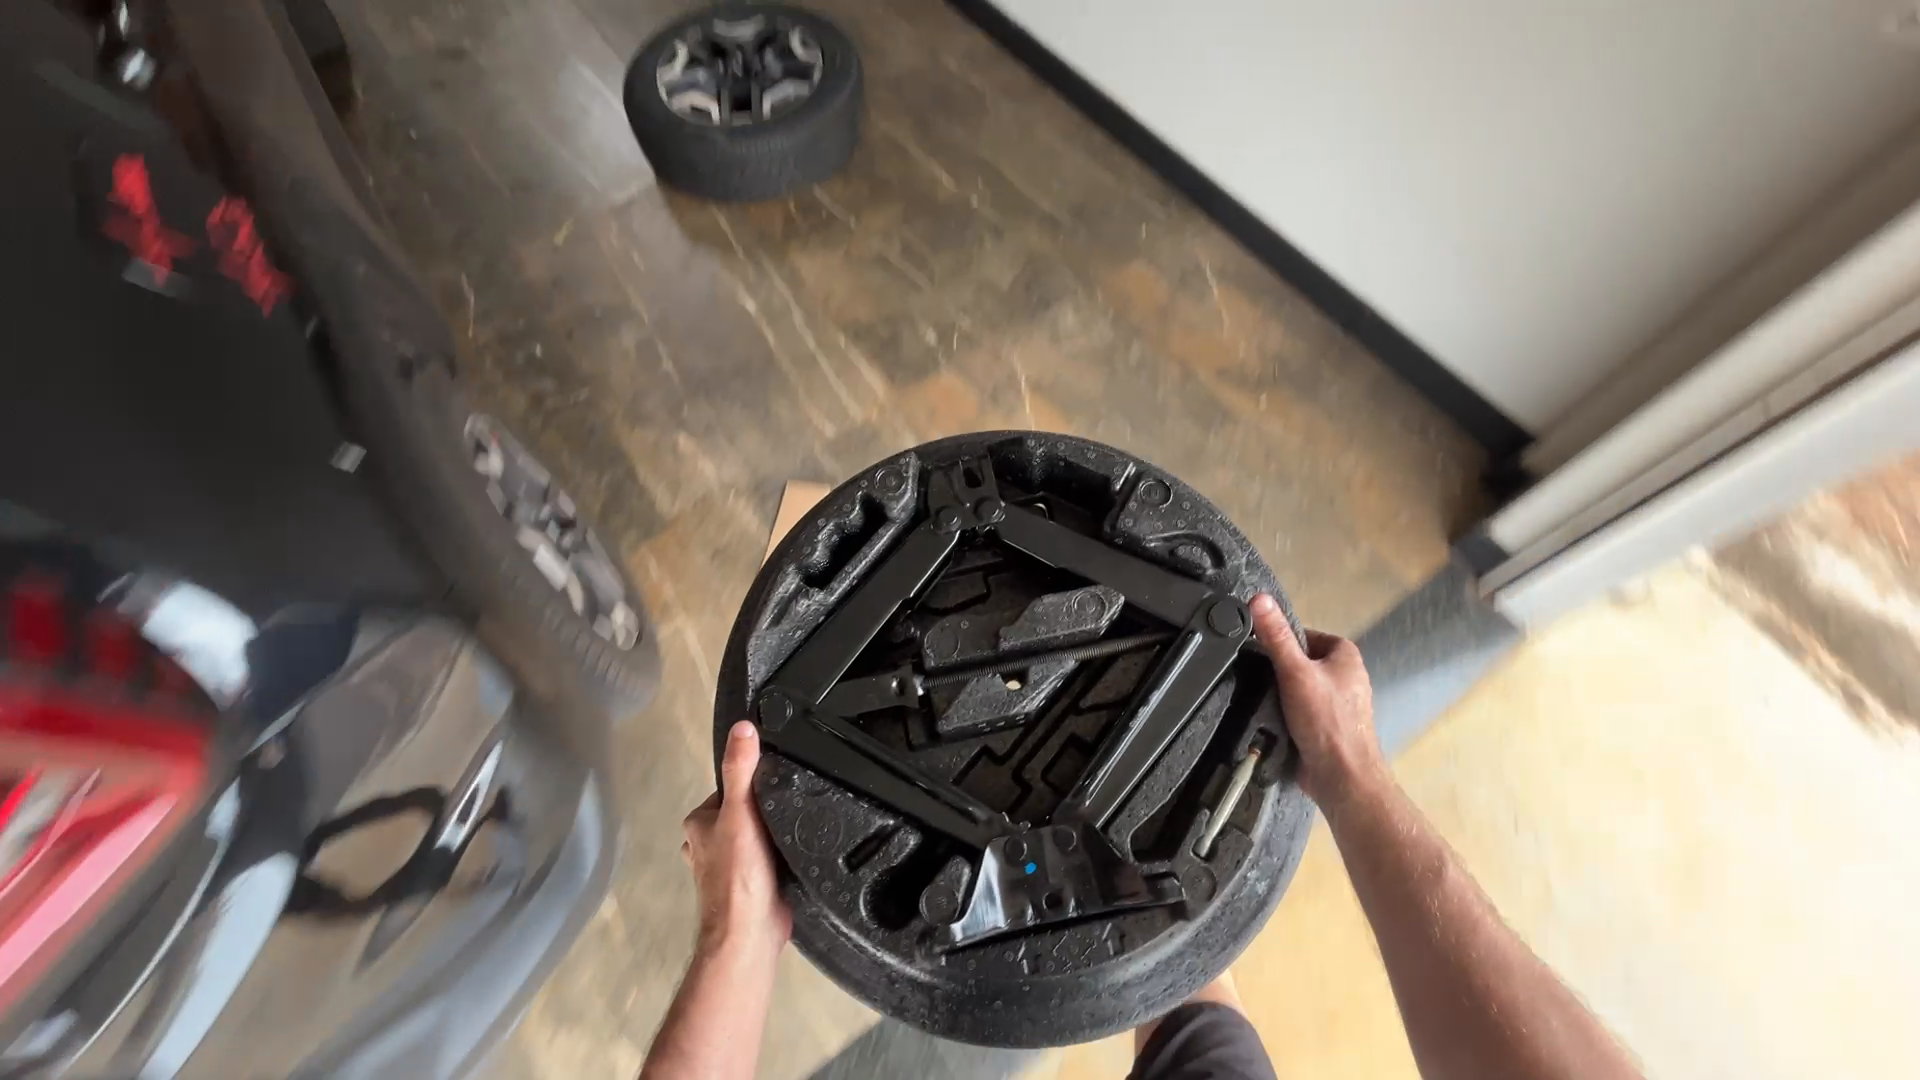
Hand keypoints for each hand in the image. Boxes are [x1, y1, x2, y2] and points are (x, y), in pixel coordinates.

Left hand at [682, 721, 790, 957]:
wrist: (749, 934)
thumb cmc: (738, 874)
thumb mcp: (740, 811)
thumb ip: (741, 770)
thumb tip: (742, 727)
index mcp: (699, 824)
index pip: (729, 786)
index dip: (753, 781)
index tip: (777, 781)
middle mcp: (707, 844)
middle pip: (742, 811)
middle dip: (763, 810)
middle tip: (789, 807)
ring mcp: (727, 868)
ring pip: (752, 836)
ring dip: (770, 834)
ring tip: (793, 830)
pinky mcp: (749, 886)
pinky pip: (764, 858)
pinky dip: (776, 855)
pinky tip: (792, 855)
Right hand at [1249, 593, 1383, 809]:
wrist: (1341, 778)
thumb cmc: (1326, 721)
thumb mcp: (1295, 671)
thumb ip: (1275, 636)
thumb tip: (1259, 598)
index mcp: (1345, 655)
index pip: (1302, 634)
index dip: (1279, 642)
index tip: (1259, 653)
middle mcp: (1344, 675)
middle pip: (1297, 660)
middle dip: (1277, 671)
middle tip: (1258, 679)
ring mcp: (1336, 702)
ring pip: (1296, 686)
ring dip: (1278, 693)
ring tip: (1263, 700)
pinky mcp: (1326, 725)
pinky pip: (1298, 708)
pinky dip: (1284, 712)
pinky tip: (1271, 718)